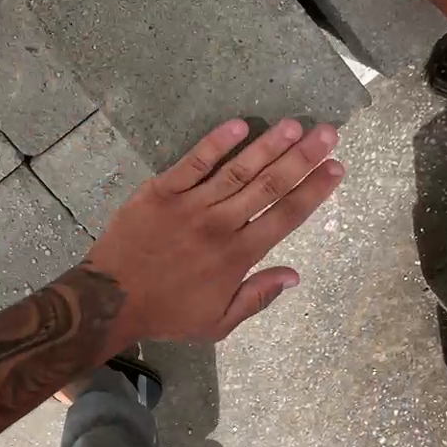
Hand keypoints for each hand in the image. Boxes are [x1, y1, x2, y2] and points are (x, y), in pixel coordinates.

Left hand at [83, 118, 343, 343]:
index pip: (285, 217)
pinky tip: (239, 124)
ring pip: (237, 170)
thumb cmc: (167, 312)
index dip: (314, 191)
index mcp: (237, 256)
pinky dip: (215, 142)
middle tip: (327, 134)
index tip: (336, 169)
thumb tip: (296, 275)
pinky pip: (193, 162)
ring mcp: (190, 204)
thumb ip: (257, 296)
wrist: (111, 299)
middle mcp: (220, 225)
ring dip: (268, 146)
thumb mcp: (217, 322)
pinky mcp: (162, 190)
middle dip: (302, 158)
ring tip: (294, 125)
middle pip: (269, 186)